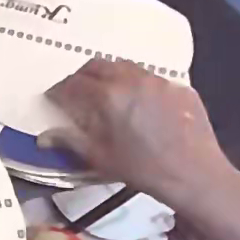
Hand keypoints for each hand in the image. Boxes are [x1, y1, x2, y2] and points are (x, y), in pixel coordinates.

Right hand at [42, 59, 239, 216]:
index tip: (54, 98)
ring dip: (110, 75)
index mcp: (108, 95)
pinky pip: (151, 78)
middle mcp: (132, 79)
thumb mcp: (101, 157)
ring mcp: (159, 80)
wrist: (196, 175)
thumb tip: (43, 137)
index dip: (60, 90)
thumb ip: (70, 140)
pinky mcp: (180, 87)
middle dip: (82, 76)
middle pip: (98, 65)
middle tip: (77, 91)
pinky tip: (140, 105)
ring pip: (126, 66)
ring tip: (107, 93)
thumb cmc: (143, 169)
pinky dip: (137, 85)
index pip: (74, 83)